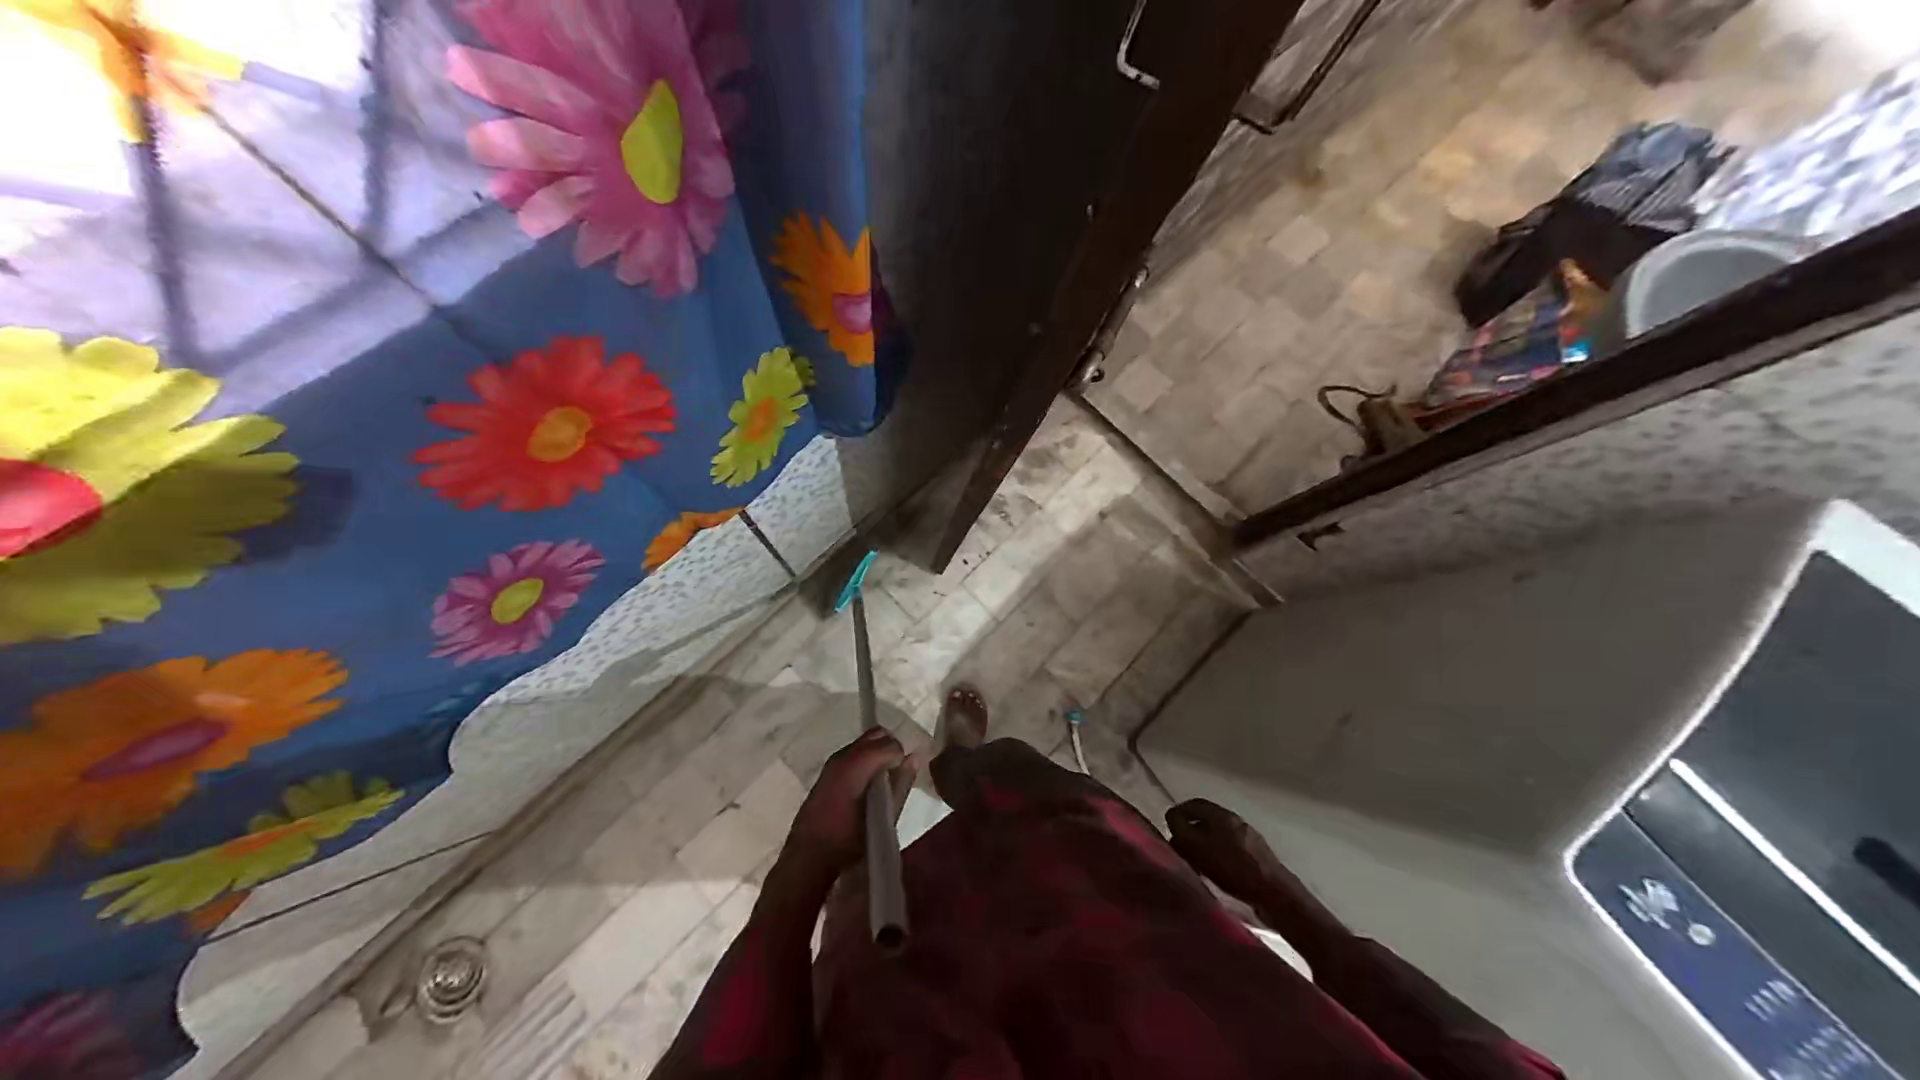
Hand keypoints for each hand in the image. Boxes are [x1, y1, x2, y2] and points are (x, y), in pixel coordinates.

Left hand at [782, 728, 916, 878]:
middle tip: (896, 775)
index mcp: (856, 764)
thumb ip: (902, 784)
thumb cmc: (848, 839)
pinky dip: (866, 760)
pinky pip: (854, 752)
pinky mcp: (827, 770)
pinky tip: (866, 785)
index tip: (903, 777)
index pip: (890, 743)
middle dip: (891, 749)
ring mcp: (833, 761)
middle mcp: (843, 755)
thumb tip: (915, 757)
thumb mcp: (884, 815)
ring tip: (882, 782)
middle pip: (876, 735)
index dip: (901, 757)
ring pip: (864, 741)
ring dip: (878, 754)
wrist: (808, 855)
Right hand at [1166, 799, 1329, 928]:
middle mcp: (1235, 821)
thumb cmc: (1231, 867)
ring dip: (1204, 845)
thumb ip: (1180, 831)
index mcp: (1220, 814)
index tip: (1167, 828)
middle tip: (1178, 847)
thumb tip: (1172, 820)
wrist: (1275, 894)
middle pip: (1205, 820)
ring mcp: (1248, 838)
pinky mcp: (1257, 857)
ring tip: (1195, 862)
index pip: (1192, 804)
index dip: (1177, 814)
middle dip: (1190, 831)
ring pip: (1218, 835)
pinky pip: (1230, 850)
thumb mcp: (1196, 847)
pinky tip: (1215, 873)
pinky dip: (1218, 856)